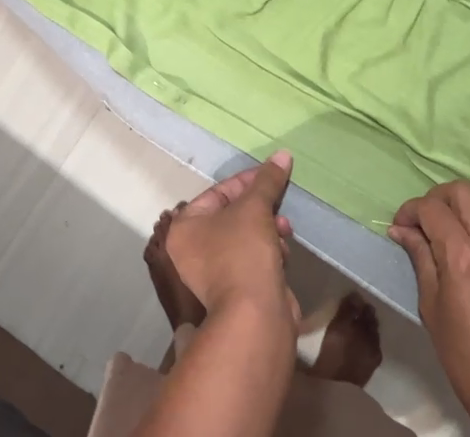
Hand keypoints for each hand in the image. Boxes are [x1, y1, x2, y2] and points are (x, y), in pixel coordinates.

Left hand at [164, 151, 298, 320]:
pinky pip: (251, 260)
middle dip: (261, 209)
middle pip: (232, 215)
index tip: (273, 175)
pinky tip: (283, 255)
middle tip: (280, 206)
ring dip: (268, 230)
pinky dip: (268, 253)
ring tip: (285, 232)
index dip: (248, 181)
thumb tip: (283, 154)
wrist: (254, 315)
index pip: (218, 192)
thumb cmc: (243, 252)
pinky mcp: (234, 290)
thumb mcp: (255, 208)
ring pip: (245, 238)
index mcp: (184, 227)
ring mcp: (211, 273)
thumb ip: (267, 180)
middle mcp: (191, 250)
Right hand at [390, 181, 469, 436]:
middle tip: (421, 221)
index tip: (399, 227)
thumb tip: (401, 230)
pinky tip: (466, 243)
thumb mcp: (431, 306)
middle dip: (436, 197)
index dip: (410, 210)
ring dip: (460, 203)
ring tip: (444, 228)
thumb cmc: (463, 355)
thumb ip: (419, 258)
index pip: (432, 208)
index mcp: (462, 257)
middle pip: (462, 191)